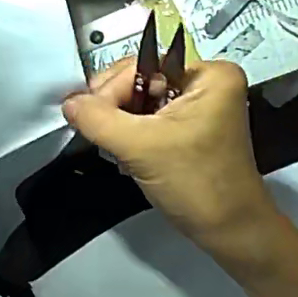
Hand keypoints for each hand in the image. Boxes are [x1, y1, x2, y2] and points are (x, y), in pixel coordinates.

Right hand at [63, 56, 284, 255]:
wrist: (228, 230)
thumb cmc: (202, 186)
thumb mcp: (141, 147)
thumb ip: (98, 120)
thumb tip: (69, 103)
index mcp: (209, 75)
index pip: (142, 65)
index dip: (111, 89)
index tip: (90, 114)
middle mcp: (205, 84)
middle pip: (138, 80)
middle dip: (113, 106)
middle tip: (99, 130)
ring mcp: (197, 108)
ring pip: (139, 102)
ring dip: (120, 123)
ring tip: (116, 146)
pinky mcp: (187, 129)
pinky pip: (147, 119)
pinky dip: (130, 134)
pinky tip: (126, 152)